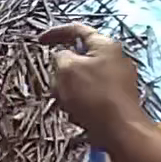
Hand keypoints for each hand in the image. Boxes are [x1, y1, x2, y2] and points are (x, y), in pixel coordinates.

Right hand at [39, 23, 148, 140]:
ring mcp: (119, 79)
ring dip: (69, 88)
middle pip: (79, 57)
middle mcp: (116, 58)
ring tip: (66, 102)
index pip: (77, 30)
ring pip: (83, 77)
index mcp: (105, 45)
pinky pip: (92, 93)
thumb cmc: (93, 96)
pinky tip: (78, 113)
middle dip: (62, 70)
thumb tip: (62, 57)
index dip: (55, 33)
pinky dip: (81, 100)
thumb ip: (60, 56)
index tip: (40, 41)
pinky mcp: (118, 99)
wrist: (120, 131)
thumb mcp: (67, 69)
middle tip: (55, 82)